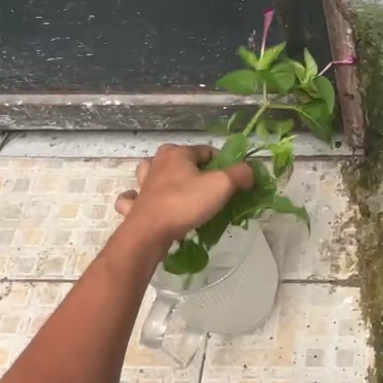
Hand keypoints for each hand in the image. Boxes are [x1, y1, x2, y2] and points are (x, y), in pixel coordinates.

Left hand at [113, 144, 254, 245]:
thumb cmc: (185, 203)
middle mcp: (157, 165)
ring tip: (173, 186)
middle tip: (205, 181)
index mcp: (177, 154)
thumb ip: (239, 174)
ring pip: (149, 172)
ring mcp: (142, 186)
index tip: (232, 178)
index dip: (222, 162)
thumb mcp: (222, 185)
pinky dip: (137, 199)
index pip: (205, 150)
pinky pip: (132, 198)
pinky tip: (144, 204)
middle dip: (189, 165)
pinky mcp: (134, 206)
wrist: (150, 232)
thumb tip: (249, 172)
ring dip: (159, 175)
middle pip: (175, 157)